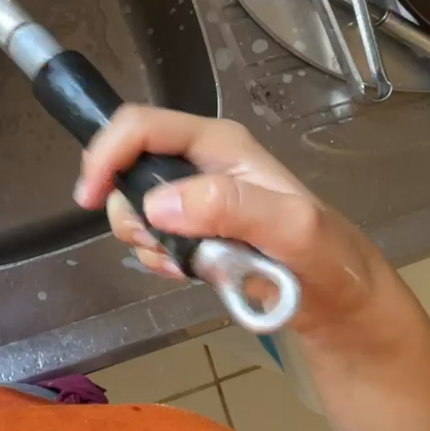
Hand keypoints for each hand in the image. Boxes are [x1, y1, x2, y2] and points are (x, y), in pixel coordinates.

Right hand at [73, 106, 385, 334]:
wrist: (342, 304)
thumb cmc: (327, 259)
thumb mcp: (292, 229)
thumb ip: (229, 207)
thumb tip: (155, 204)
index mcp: (218, 143)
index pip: (141, 126)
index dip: (107, 151)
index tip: (88, 196)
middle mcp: (198, 162)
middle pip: (126, 164)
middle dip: (127, 207)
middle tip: (155, 244)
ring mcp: (191, 196)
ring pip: (131, 204)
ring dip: (146, 239)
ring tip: (187, 264)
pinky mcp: (188, 228)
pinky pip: (146, 236)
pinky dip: (157, 258)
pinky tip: (190, 272)